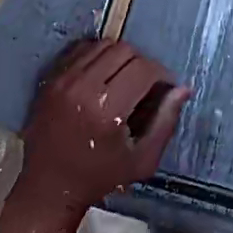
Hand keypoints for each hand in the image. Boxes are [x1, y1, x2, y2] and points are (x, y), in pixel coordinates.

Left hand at [19, 38, 189, 213]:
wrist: (49, 187)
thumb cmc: (98, 177)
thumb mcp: (142, 160)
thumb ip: (165, 122)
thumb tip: (183, 88)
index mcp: (107, 111)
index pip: (144, 69)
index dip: (162, 74)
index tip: (166, 86)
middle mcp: (83, 88)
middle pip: (125, 50)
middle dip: (143, 63)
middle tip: (146, 84)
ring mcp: (64, 80)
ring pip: (104, 45)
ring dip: (121, 58)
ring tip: (125, 78)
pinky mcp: (51, 78)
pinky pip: (82, 49)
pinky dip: (98, 56)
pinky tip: (104, 75)